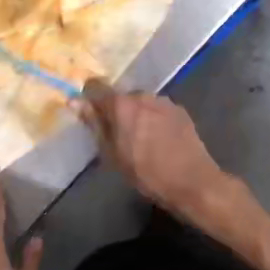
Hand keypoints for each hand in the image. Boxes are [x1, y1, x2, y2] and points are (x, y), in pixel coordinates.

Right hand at [80, 81, 238, 225]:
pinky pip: (158, 109)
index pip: (96, 86)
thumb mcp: (112, 154)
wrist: (194, 183)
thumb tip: (75, 101)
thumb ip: (94, 124)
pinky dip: (154, 119)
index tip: (89, 114)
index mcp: (121, 103)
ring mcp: (163, 100)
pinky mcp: (179, 110)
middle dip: (116, 111)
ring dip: (137, 115)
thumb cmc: (147, 173)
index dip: (90, 98)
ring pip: (140, 103)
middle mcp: (141, 94)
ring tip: (142, 140)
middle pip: (120, 96)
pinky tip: (160, 141)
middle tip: (118, 136)